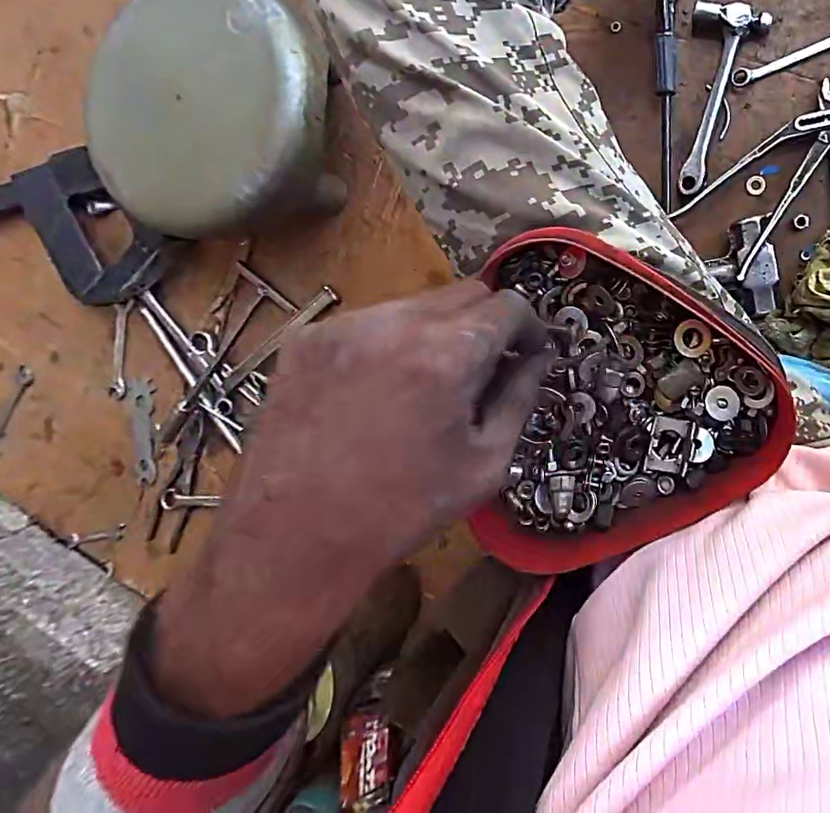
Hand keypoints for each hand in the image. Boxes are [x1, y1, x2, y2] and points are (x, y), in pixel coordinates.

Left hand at [150, 281, 553, 717]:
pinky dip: (393, 341)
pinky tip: (381, 387)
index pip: (510, 304)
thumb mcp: (486, 462)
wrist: (292, 539)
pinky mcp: (309, 339)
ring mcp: (347, 326)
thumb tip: (537, 359)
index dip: (529, 327)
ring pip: (419, 302)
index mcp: (449, 354)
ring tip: (428, 380)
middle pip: (468, 291)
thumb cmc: (403, 508)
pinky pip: (373, 320)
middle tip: (484, 366)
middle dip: (488, 322)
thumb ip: (520, 397)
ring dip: (440, 329)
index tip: (526, 353)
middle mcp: (399, 323)